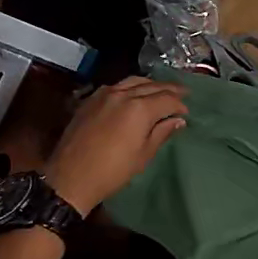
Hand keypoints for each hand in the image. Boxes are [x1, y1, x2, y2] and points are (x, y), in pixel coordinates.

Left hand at [43, 77, 188, 214]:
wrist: (71, 177)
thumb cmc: (113, 171)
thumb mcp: (144, 154)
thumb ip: (162, 132)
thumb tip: (178, 120)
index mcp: (140, 108)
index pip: (167, 99)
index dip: (180, 105)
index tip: (186, 113)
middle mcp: (123, 94)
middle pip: (152, 86)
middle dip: (169, 89)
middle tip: (182, 92)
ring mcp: (104, 94)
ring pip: (133, 81)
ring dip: (150, 84)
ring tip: (160, 90)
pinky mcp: (90, 100)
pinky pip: (116, 86)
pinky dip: (130, 87)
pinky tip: (134, 94)